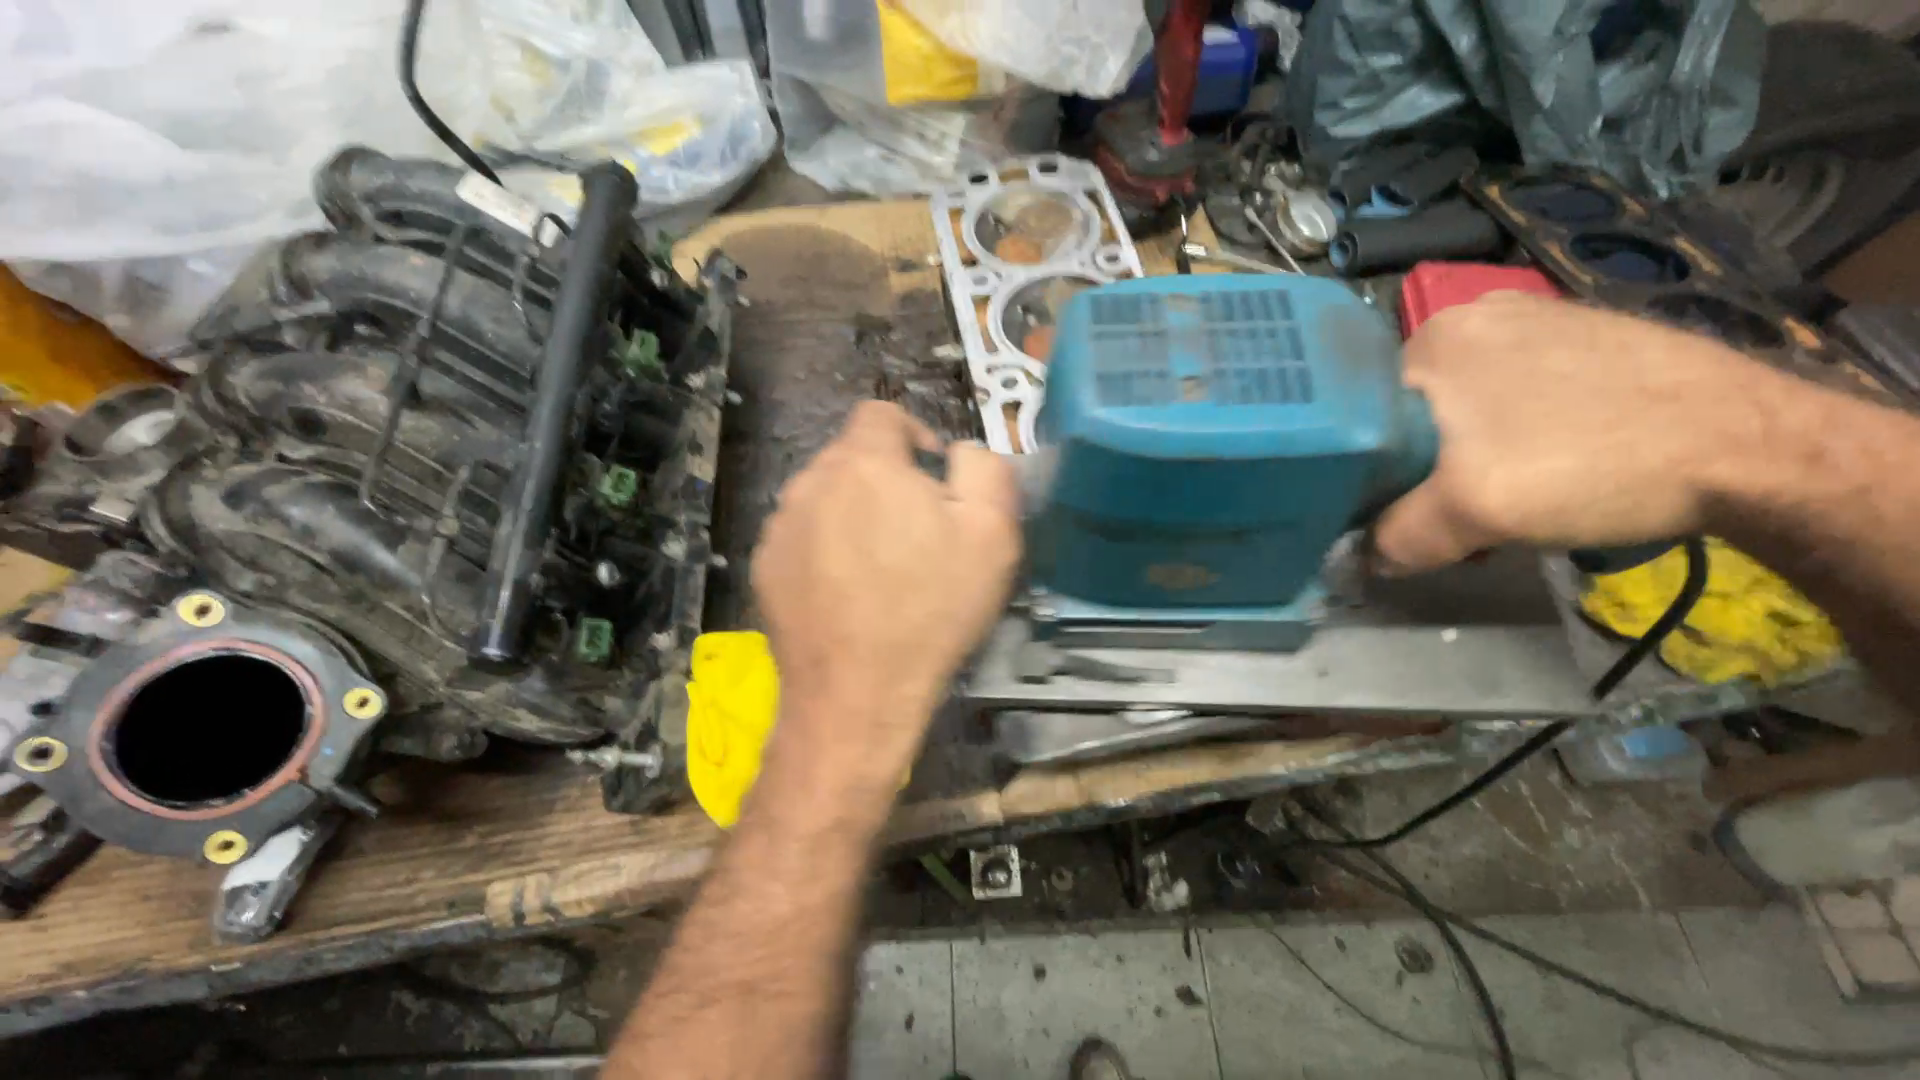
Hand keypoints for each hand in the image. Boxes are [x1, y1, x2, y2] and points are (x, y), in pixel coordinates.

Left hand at [751, 402, 1020, 768]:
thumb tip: (958, 453)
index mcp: (865, 463)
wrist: (856, 695)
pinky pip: (801, 538)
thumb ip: (983, 469)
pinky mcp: (764, 568)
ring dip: (853, 515)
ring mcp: (779, 527)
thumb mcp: (992, 534)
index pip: (881, 413)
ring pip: (824, 497)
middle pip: (852, 458)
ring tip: (880, 568)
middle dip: (886, 480)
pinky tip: (846, 595)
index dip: (914, 435)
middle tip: (916, 533)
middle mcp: (811, 482)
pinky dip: (824, 550)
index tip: (934, 479)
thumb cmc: (931, 611)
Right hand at [1372, 292, 1796, 574]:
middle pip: (1420, 410)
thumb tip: (1361, 560)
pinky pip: (1522, 390)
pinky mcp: (1588, 334)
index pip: (1368, 415)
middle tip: (1473, 510)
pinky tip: (1564, 457)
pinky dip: (1524, 430)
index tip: (1417, 510)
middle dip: (1435, 465)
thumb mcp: (1471, 514)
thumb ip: (1397, 538)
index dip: (1385, 472)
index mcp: (1434, 336)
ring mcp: (1539, 318)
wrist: (1753, 446)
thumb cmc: (1591, 462)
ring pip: (1470, 404)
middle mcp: (1477, 313)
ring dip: (1479, 452)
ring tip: (1525, 488)